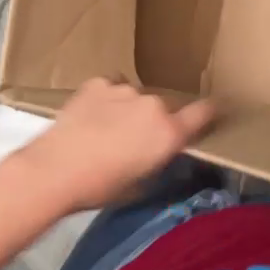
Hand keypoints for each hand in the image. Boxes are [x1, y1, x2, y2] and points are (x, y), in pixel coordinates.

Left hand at [15, 79, 215, 212]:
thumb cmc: (100, 188)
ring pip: (137, 97)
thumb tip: (161, 151)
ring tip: (107, 129)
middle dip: (157, 120)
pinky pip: (112, 88)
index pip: (204, 112)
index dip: (212, 110)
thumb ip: (158, 160)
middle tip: (136, 140)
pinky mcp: (99, 81)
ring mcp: (126, 89)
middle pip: (165, 107)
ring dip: (130, 109)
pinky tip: (91, 115)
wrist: (55, 169)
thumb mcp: (140, 184)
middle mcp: (154, 105)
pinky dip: (107, 99)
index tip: (215, 110)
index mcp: (168, 133)